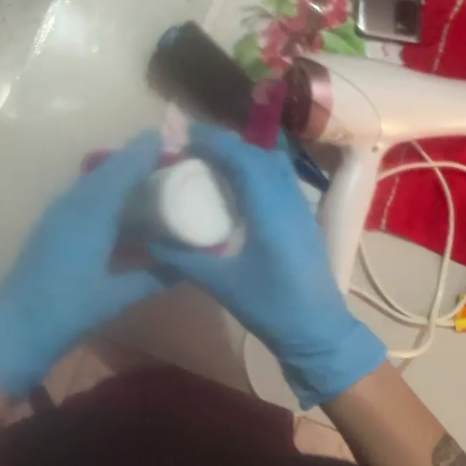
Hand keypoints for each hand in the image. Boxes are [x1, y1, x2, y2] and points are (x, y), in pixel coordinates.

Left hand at [0, 132, 166, 398]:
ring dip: (121, 175)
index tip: (174, 141)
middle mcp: (74, 204)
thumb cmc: (67, 311)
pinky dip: (107, 192)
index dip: (148, 152)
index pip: (124, 169)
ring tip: (151, 178)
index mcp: (92, 212)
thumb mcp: (117, 296)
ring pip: (95, 182)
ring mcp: (59, 214)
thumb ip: (153, 276)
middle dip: (137, 159)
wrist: (14, 328)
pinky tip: (123, 208)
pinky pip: (86, 197)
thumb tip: (187, 265)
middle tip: (168, 158)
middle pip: (109, 169)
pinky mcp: (52, 227)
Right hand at [151, 122, 385, 407]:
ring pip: (272, 164)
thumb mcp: (220, 283)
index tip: (183, 135)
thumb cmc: (269, 306)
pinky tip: (238, 185)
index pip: (240, 158)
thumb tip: (147, 239)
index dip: (212, 141)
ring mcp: (300, 207)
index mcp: (268, 208)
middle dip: (224, 144)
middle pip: (256, 154)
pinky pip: (280, 178)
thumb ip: (182, 259)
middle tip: (190, 147)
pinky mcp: (304, 217)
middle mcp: (288, 198)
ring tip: (212, 161)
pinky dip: (256, 169)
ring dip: (242, 154)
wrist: (318, 331)